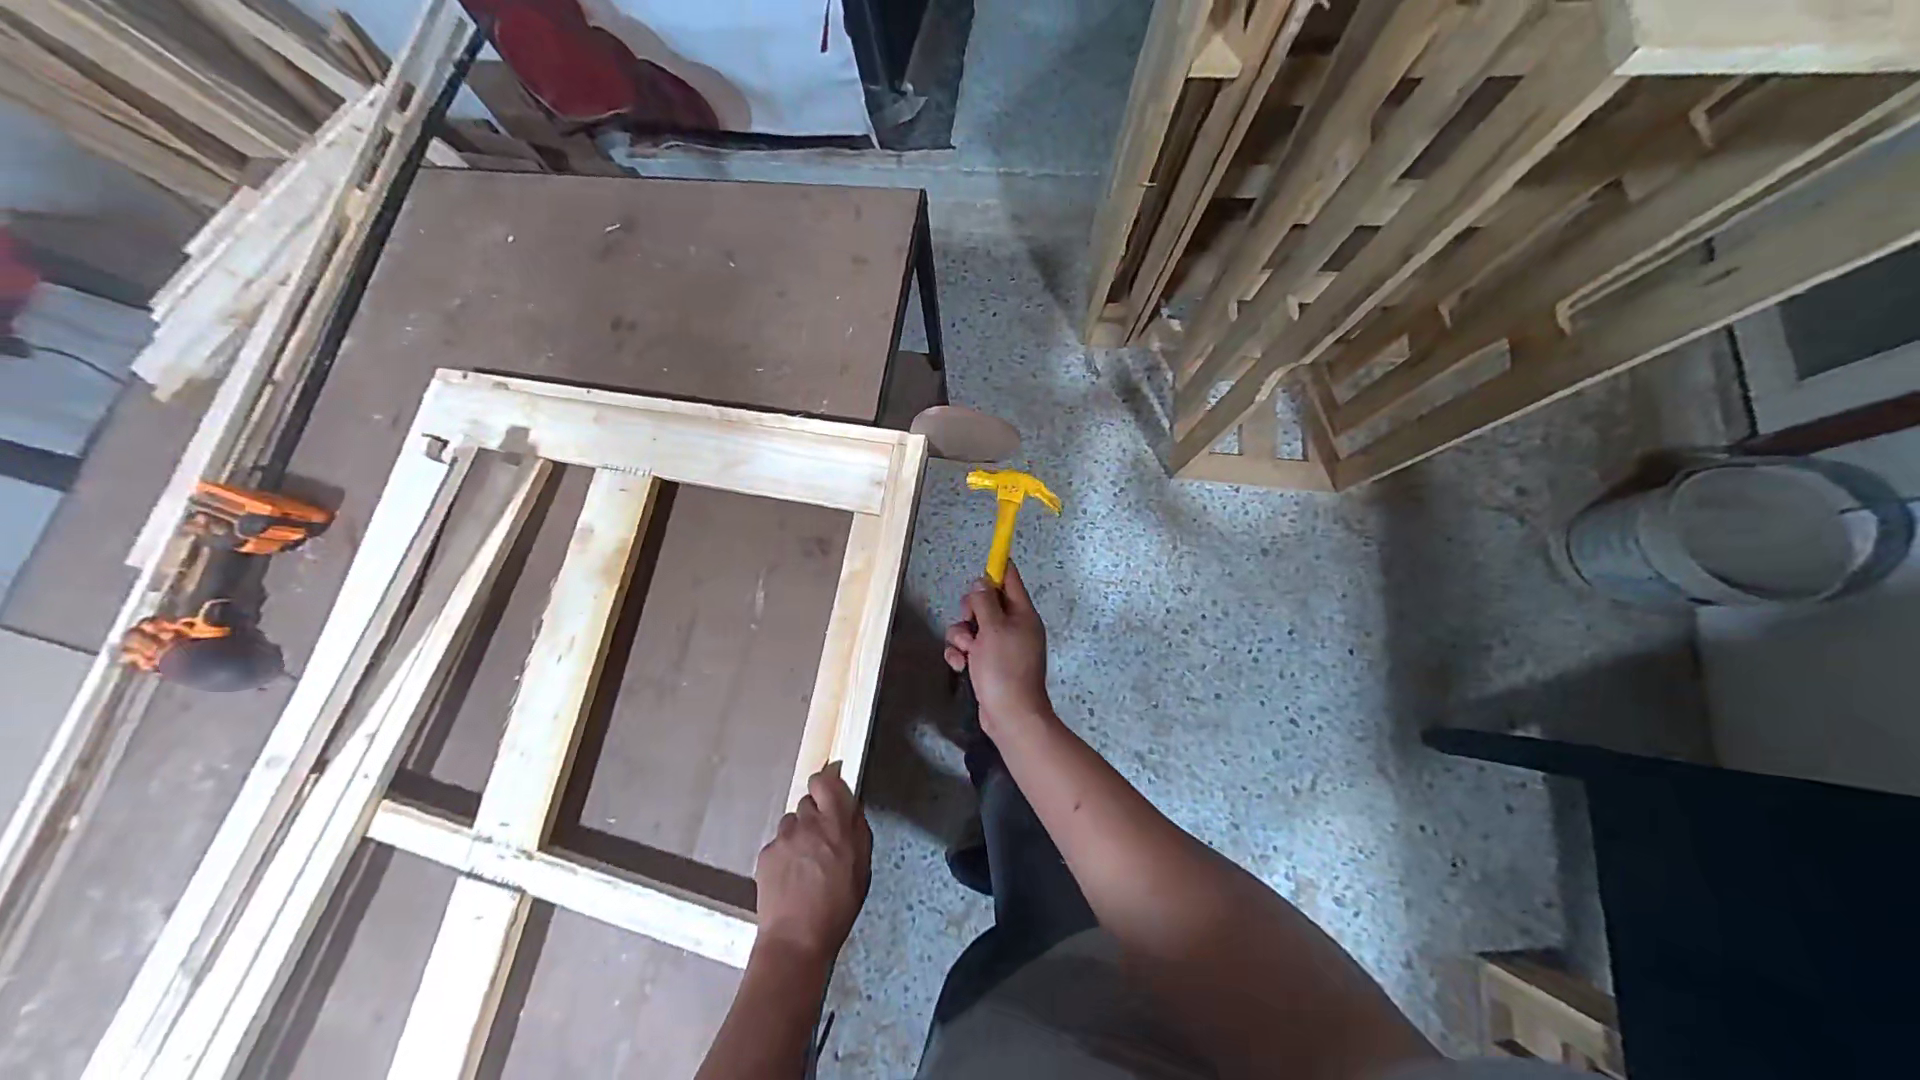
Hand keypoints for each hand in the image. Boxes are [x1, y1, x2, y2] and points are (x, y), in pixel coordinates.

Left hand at [753, 764, 871, 963]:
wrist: (796, 938)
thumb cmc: (837, 906)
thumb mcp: (862, 867)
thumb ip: (857, 830)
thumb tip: (852, 808)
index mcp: (835, 823)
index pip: (824, 782)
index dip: (825, 784)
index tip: (828, 794)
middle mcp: (807, 823)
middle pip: (807, 803)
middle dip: (814, 816)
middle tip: (820, 842)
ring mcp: (783, 838)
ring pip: (791, 823)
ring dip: (798, 835)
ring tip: (804, 865)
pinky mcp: (765, 854)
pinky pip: (777, 844)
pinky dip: (783, 855)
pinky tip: (790, 878)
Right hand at [944, 562, 1054, 738]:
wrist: (1010, 715)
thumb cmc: (1005, 669)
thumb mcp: (993, 629)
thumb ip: (984, 602)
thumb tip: (981, 582)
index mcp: (1022, 614)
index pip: (1009, 579)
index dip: (995, 569)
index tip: (980, 566)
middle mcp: (1013, 626)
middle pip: (984, 602)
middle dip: (970, 612)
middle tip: (970, 623)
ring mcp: (1000, 646)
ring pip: (971, 627)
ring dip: (961, 637)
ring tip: (966, 652)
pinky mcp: (988, 663)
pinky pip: (968, 648)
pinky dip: (961, 654)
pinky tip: (961, 666)